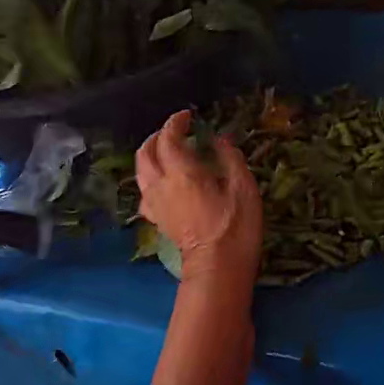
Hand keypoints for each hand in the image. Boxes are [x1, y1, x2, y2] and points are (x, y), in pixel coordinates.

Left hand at [136, 110, 261, 284]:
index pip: (168, 139)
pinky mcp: (157, 220)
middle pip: (145, 153)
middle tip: (174, 132)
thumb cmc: (236, 227)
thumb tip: (219, 139)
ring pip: (141, 172)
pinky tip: (164, 183)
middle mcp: (161, 185)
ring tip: (166, 153)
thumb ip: (229, 158)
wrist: (218, 268)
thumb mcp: (243, 188)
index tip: (187, 116)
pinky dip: (150, 180)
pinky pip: (145, 194)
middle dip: (157, 137)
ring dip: (150, 157)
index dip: (175, 123)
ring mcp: (156, 204)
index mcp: (182, 173)